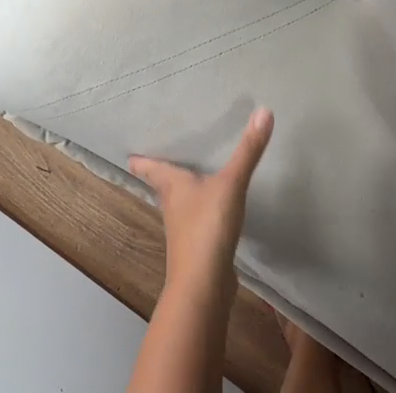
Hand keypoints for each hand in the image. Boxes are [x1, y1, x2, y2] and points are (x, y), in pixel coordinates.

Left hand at [130, 108, 274, 292]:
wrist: (203, 285)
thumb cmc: (207, 227)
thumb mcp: (231, 183)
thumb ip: (248, 150)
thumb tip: (264, 110)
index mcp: (173, 187)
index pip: (151, 168)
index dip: (142, 160)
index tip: (131, 153)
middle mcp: (173, 207)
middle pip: (163, 186)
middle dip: (163, 174)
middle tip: (164, 157)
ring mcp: (184, 230)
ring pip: (179, 205)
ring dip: (183, 193)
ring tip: (191, 179)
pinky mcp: (198, 248)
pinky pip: (197, 222)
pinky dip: (201, 212)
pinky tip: (213, 210)